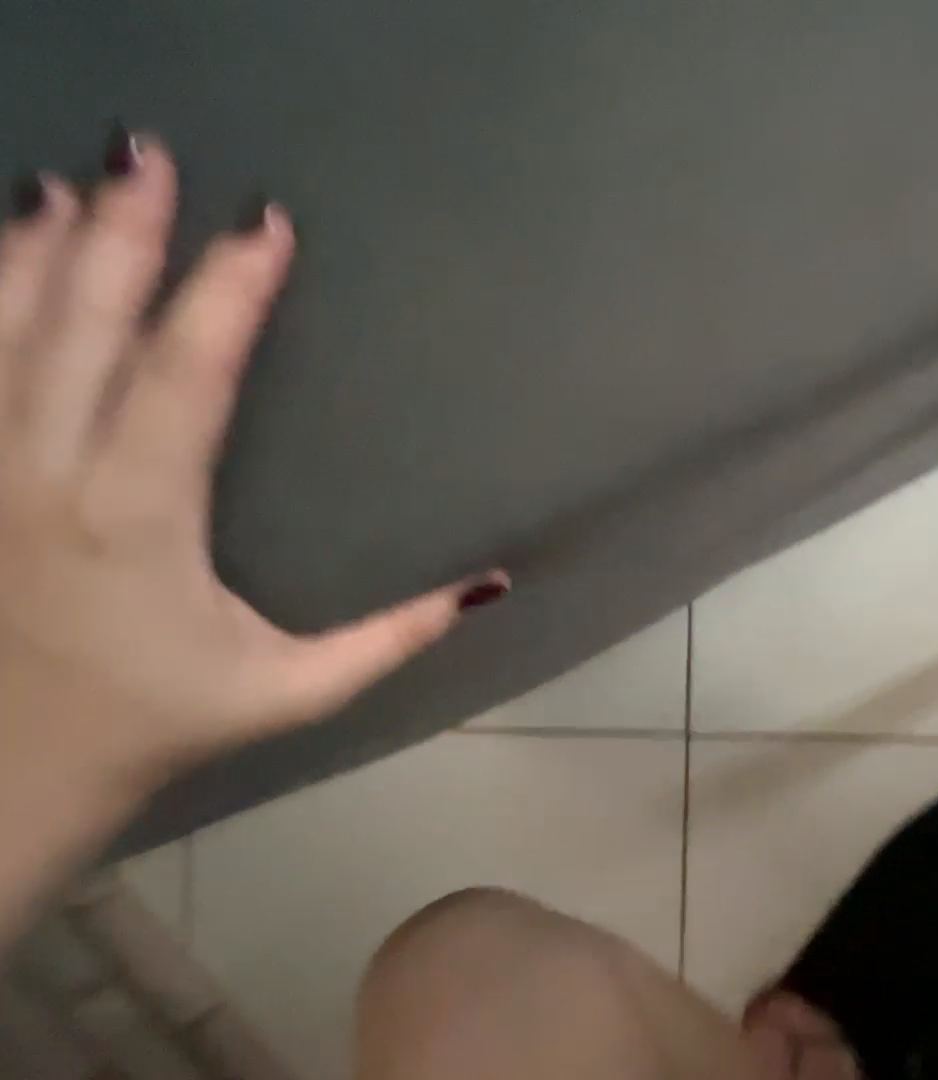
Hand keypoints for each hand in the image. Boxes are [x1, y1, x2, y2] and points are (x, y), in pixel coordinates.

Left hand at [0, 130, 505, 794]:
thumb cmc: (160, 724)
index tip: (266, 230)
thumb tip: (495, 584)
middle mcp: (40, 475)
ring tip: (82, 183)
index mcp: (133, 516)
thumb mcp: (298, 688)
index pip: (183, 376)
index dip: (225, 296)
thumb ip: (398, 636)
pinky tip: (7, 253)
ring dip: (38, 249)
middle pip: (77, 327)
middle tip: (155, 155)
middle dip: (122, 235)